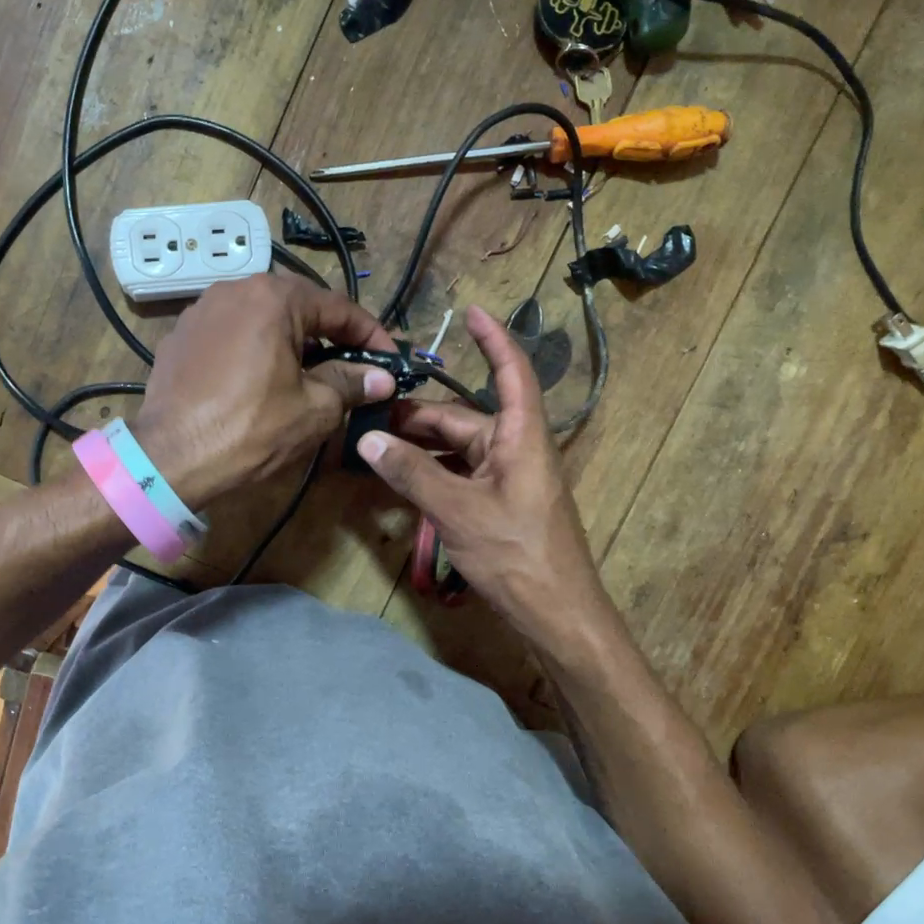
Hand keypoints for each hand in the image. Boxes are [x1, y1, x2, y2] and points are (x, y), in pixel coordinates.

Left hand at [134, 274, 397, 505]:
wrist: (170, 458)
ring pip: (261, 320)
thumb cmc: (250, 429)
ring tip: (308, 377)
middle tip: (352, 369)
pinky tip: (260, 383)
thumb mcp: (313, 409)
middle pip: (297, 308)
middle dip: (329, 338)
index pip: (338, 308)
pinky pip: (230, 336)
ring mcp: (200, 312)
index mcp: (273, 297)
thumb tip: (381, 377)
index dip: (371, 335)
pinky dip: (253, 353)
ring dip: (290, 344)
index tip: (390, 360)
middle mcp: (234, 290)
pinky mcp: (179, 338)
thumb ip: (350, 383)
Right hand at [357, 305, 607, 650]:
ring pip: (458, 449)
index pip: (511, 372)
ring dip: (420, 447)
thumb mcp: (457, 510)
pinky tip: (400, 479)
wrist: (556, 611)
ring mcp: (507, 479)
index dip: (493, 339)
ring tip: (374, 446)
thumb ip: (412, 473)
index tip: (470, 312)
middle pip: (465, 416)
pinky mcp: (499, 505)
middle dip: (420, 414)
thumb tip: (368, 440)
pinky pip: (460, 475)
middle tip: (369, 414)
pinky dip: (431, 473)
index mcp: (520, 436)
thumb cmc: (516, 553)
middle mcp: (515, 449)